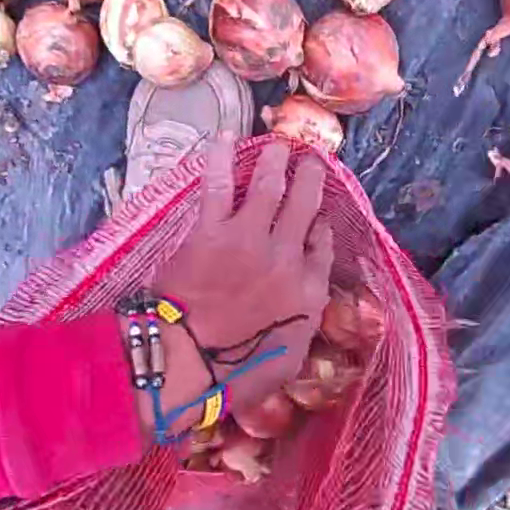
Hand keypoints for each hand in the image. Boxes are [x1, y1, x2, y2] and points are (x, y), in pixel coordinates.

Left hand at [148, 138, 332, 424]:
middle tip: (313, 160)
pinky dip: (222, 159)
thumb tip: (308, 296)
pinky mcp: (210, 231)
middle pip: (305, 206)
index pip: (322, 247)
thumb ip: (305, 321)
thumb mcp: (290, 358)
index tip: (318, 218)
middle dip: (311, 178)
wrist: (187, 364)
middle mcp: (286, 256)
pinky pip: (220, 186)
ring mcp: (248, 238)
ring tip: (281, 144)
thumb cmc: (240, 371)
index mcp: (308, 290)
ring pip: (269, 187)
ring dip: (278, 161)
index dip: (321, 227)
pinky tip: (226, 138)